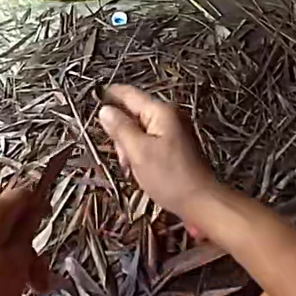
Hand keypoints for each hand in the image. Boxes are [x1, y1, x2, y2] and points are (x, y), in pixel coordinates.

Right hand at [98, 85, 225, 234]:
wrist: (201, 201)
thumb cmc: (170, 178)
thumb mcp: (138, 152)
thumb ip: (120, 128)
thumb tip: (105, 110)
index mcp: (161, 112)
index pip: (129, 94)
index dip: (110, 95)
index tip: (94, 98)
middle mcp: (169, 116)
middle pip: (134, 114)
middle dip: (121, 132)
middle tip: (122, 156)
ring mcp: (174, 131)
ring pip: (140, 130)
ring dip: (130, 146)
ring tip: (132, 167)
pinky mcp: (175, 146)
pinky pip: (150, 142)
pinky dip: (141, 153)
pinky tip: (141, 169)